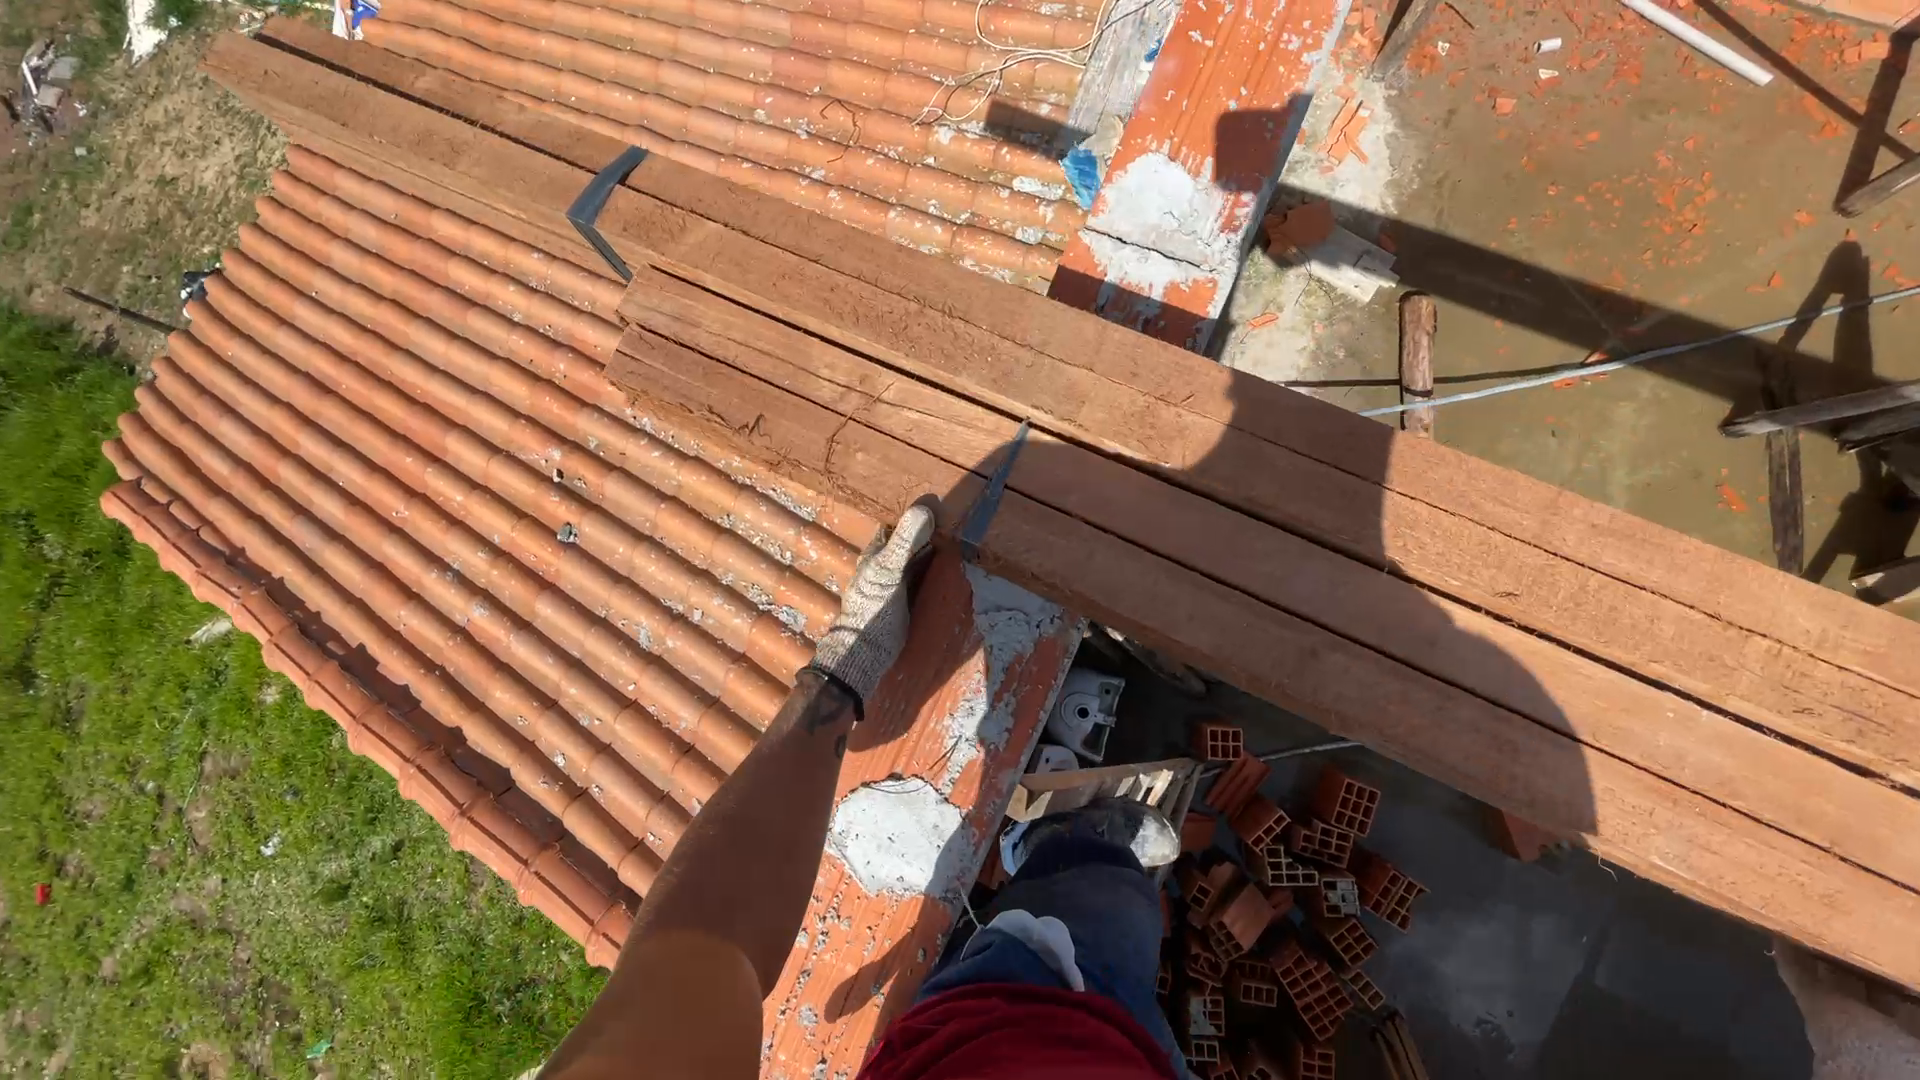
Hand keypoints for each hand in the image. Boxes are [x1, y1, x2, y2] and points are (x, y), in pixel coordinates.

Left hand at [805, 503, 935, 713]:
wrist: (868, 651)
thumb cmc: (873, 607)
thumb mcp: (890, 570)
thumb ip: (905, 541)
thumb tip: (925, 508)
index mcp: (877, 555)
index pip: (896, 528)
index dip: (914, 518)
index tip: (939, 509)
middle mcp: (885, 567)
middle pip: (908, 544)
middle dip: (926, 535)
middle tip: (954, 525)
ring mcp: (896, 585)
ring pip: (916, 562)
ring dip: (932, 554)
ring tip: (957, 543)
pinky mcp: (906, 603)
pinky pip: (922, 581)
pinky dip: (934, 573)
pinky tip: (948, 572)